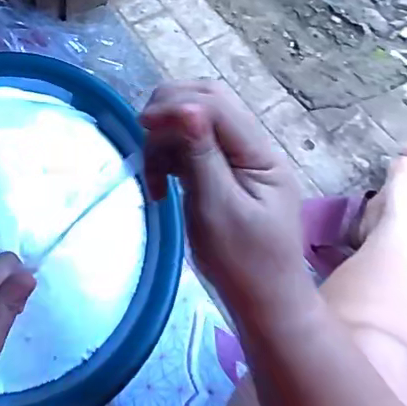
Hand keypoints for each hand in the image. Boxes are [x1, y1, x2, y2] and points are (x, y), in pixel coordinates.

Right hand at [142, 81, 310, 320]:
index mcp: (260, 154)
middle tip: (145, 141)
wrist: (263, 303)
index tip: (143, 126)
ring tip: (154, 175)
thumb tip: (184, 108)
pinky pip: (187, 145)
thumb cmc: (243, 261)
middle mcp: (251, 147)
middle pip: (204, 102)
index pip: (215, 104)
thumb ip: (201, 155)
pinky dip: (166, 156)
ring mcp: (236, 158)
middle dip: (168, 114)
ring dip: (164, 139)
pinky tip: (160, 183)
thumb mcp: (217, 207)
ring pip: (191, 121)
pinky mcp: (219, 171)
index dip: (175, 105)